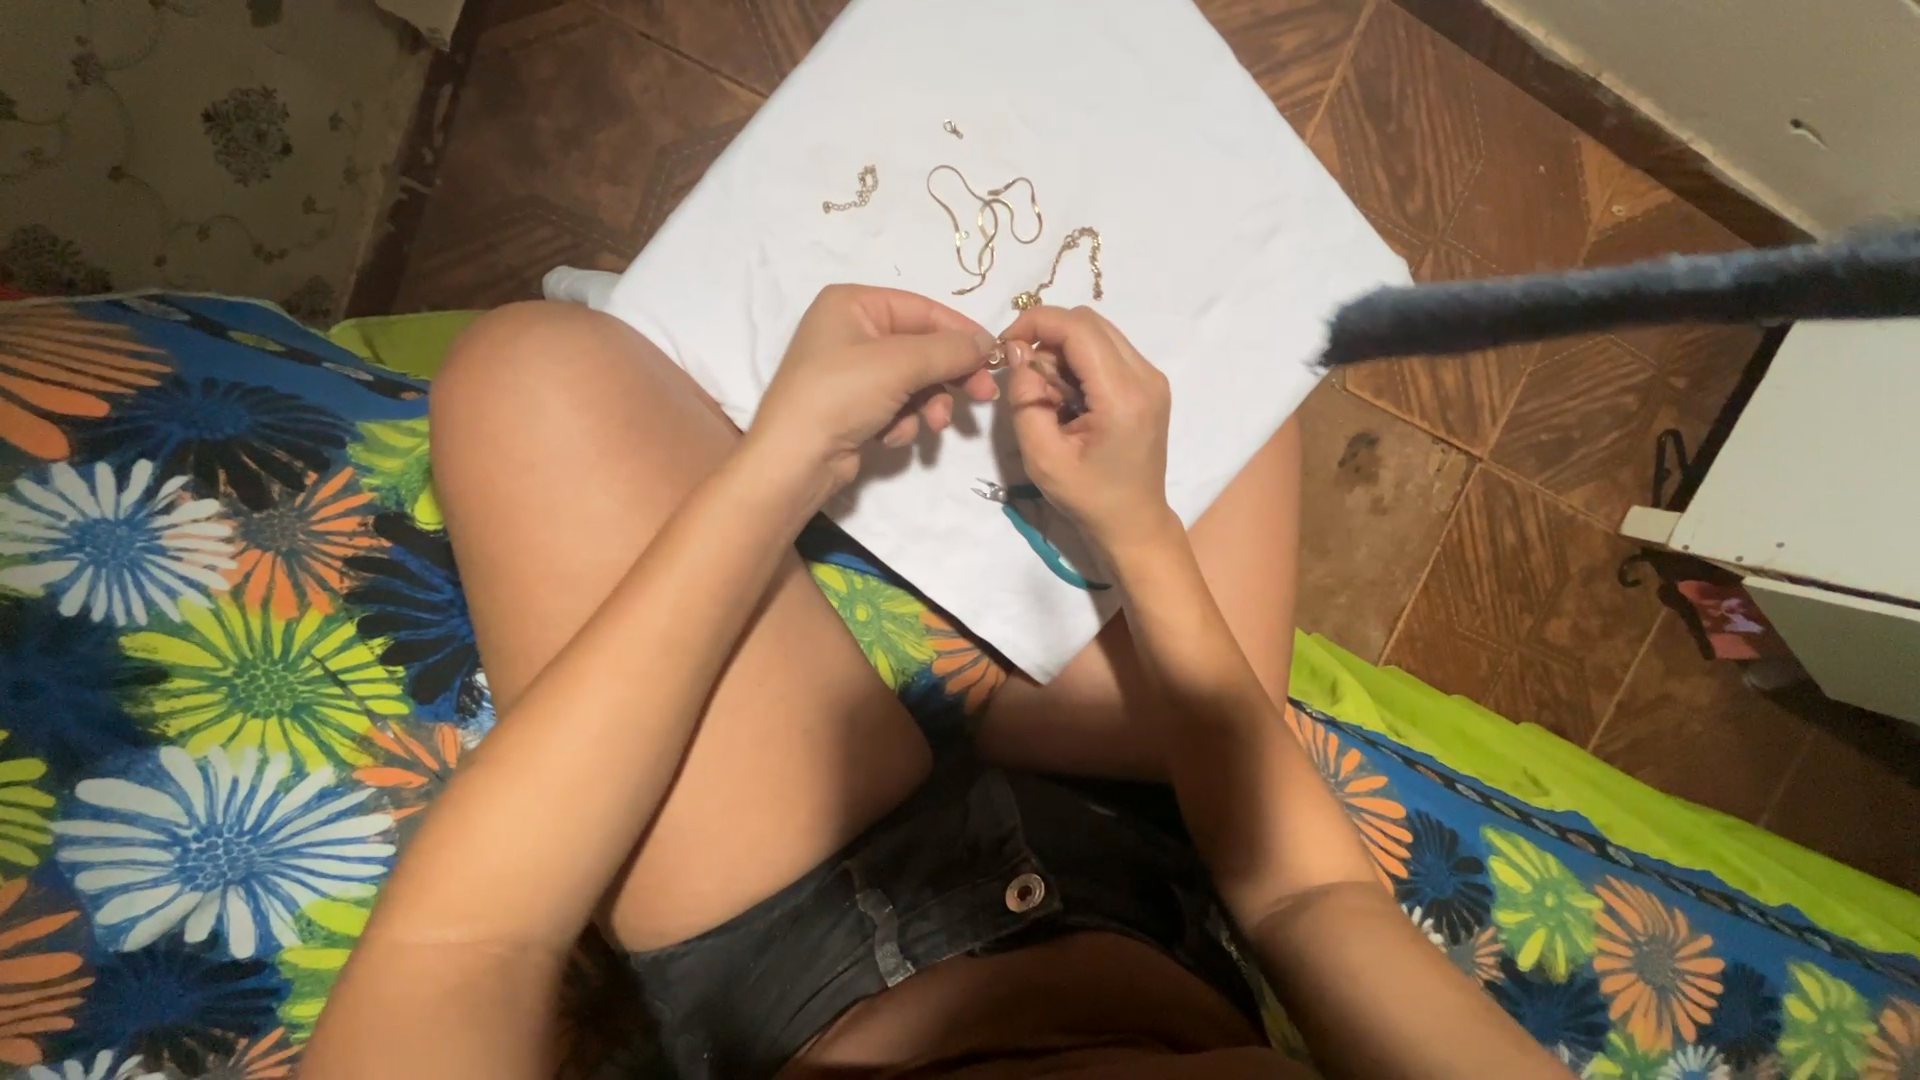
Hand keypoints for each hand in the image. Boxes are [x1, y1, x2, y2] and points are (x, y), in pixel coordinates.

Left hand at [750, 285, 999, 495]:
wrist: (795, 460)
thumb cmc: (841, 395)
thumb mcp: (900, 364)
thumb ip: (949, 349)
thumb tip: (988, 343)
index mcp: (853, 304)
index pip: (923, 310)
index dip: (961, 333)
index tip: (995, 357)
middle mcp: (852, 332)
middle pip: (922, 348)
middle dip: (949, 376)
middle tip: (982, 395)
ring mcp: (853, 373)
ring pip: (915, 382)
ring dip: (929, 405)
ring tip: (933, 425)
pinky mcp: (855, 408)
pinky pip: (897, 406)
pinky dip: (903, 422)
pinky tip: (891, 436)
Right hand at [1002, 306, 1175, 549]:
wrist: (1132, 521)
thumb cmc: (1086, 497)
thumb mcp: (1042, 457)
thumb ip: (1026, 400)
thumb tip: (1019, 353)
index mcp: (1122, 397)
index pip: (1078, 329)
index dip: (1036, 323)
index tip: (1005, 345)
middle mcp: (1146, 376)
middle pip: (1089, 321)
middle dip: (1048, 336)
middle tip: (1026, 375)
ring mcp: (1152, 377)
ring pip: (1097, 331)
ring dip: (1063, 349)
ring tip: (1049, 393)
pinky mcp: (1149, 383)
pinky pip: (1107, 349)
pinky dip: (1079, 360)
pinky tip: (1070, 397)